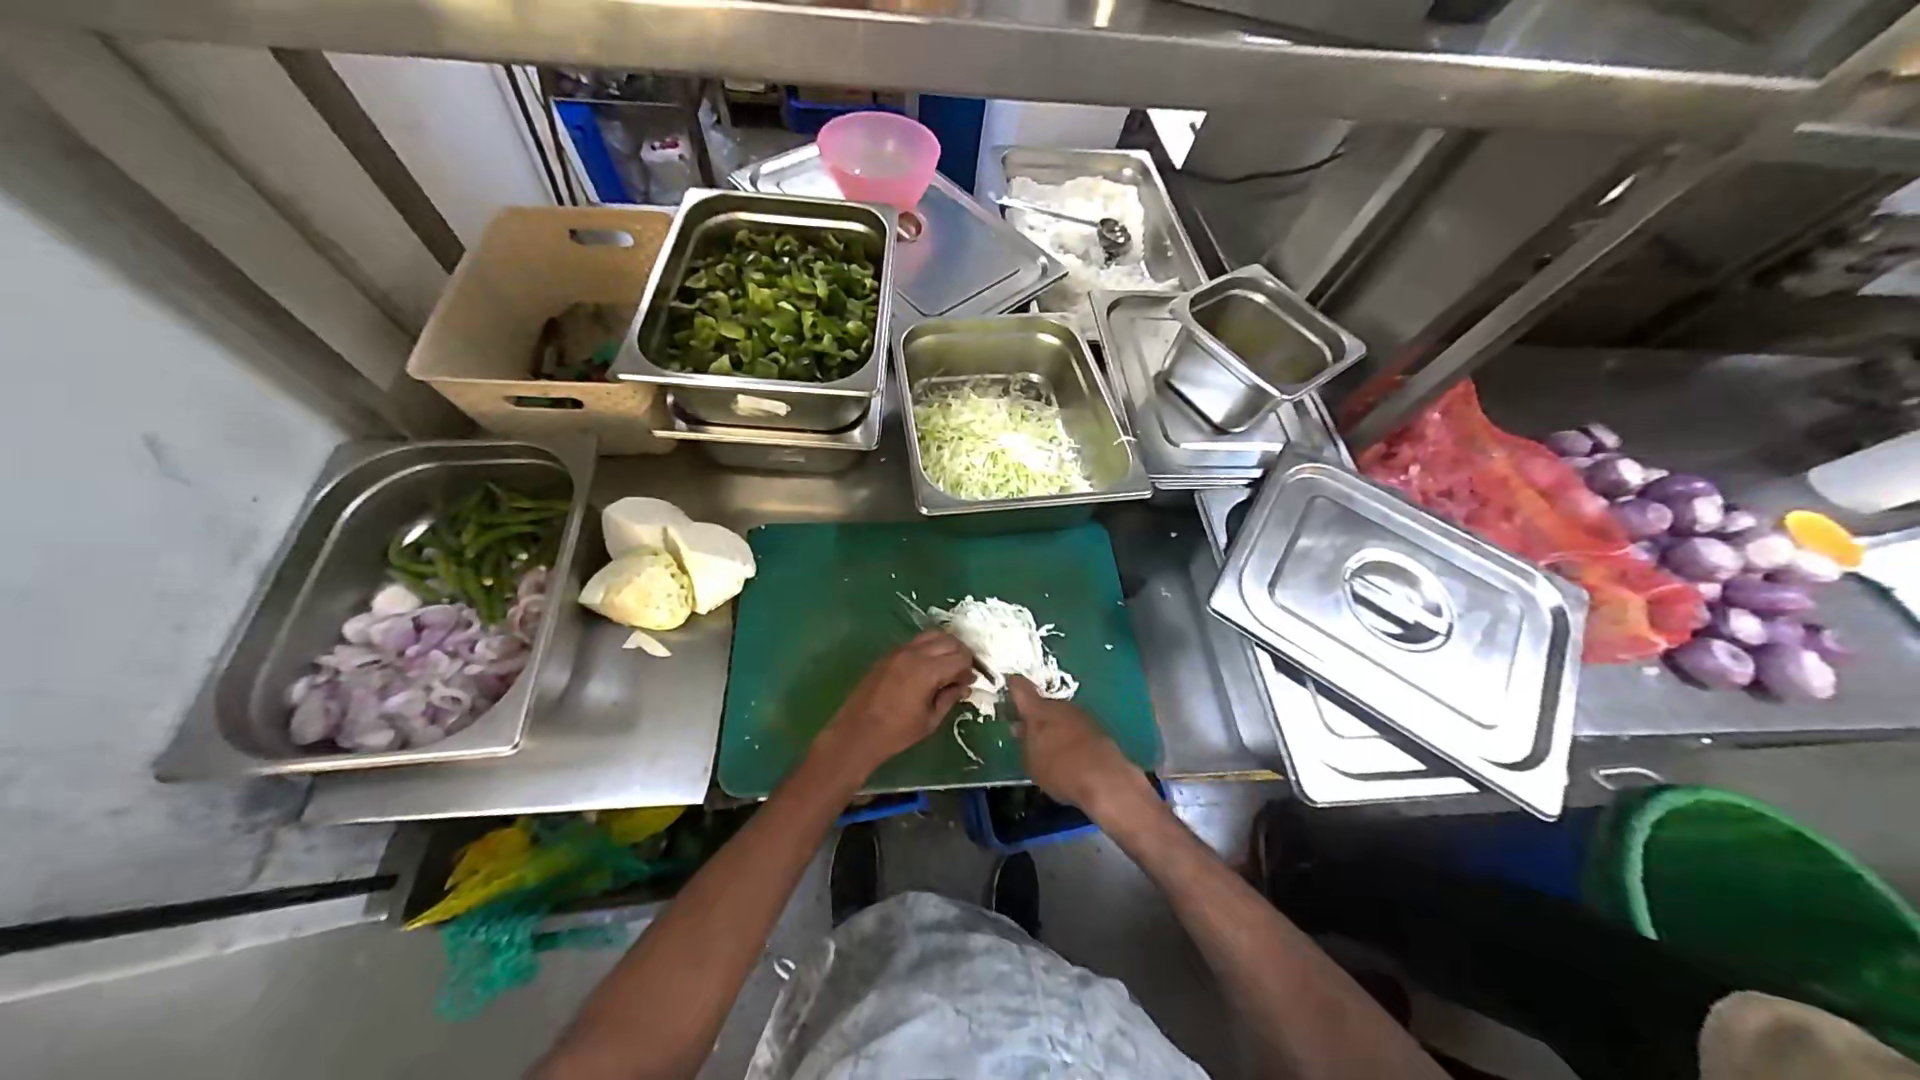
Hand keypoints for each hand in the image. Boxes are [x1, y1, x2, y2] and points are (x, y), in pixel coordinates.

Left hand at [813, 630, 975, 781]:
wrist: (857, 732)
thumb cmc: (896, 733)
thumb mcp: (930, 720)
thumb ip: (950, 698)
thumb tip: (964, 686)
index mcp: (928, 671)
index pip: (961, 656)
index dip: (970, 669)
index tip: (968, 683)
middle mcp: (914, 654)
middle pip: (948, 640)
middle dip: (960, 654)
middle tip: (961, 673)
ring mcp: (898, 651)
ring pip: (931, 635)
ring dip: (944, 647)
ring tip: (946, 667)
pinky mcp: (887, 655)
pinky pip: (915, 642)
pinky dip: (927, 648)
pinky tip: (927, 667)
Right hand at [1008, 676, 1152, 818]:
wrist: (1105, 779)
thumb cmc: (1059, 770)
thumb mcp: (1031, 761)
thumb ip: (1025, 742)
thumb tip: (1021, 729)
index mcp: (1038, 711)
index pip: (1021, 689)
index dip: (1013, 686)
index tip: (1009, 685)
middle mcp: (1060, 707)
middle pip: (1043, 704)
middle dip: (1036, 716)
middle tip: (1029, 732)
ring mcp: (1081, 716)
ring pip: (1062, 716)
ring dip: (1055, 726)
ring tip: (1051, 748)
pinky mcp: (1098, 729)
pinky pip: (1077, 729)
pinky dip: (1071, 737)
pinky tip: (1071, 756)